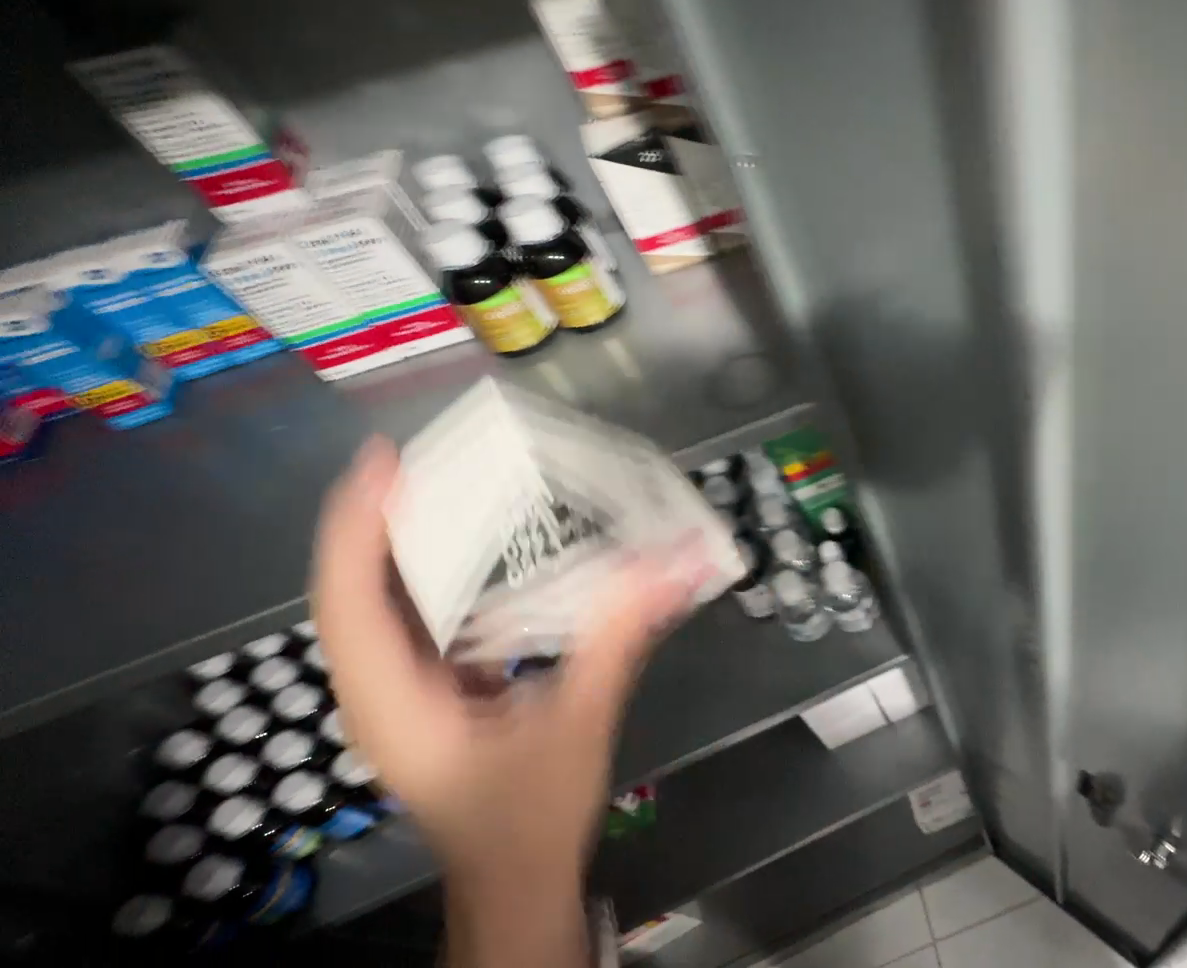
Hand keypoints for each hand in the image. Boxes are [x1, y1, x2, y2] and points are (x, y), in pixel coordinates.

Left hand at [309, 438, 706, 964]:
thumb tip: (678, 565)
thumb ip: (622, 639)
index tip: (388, 462)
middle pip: (356, 592)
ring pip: (382, 607)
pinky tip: (476, 554)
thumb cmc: (533, 815)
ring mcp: (400, 695)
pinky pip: (417, 624)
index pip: (351, 601)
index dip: (360, 527)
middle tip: (427, 460)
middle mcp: (380, 692)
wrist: (517, 882)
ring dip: (404, 546)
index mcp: (393, 703)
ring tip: (445, 490)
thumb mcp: (580, 722)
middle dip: (382, 521)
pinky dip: (436, 580)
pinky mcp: (430, 695)